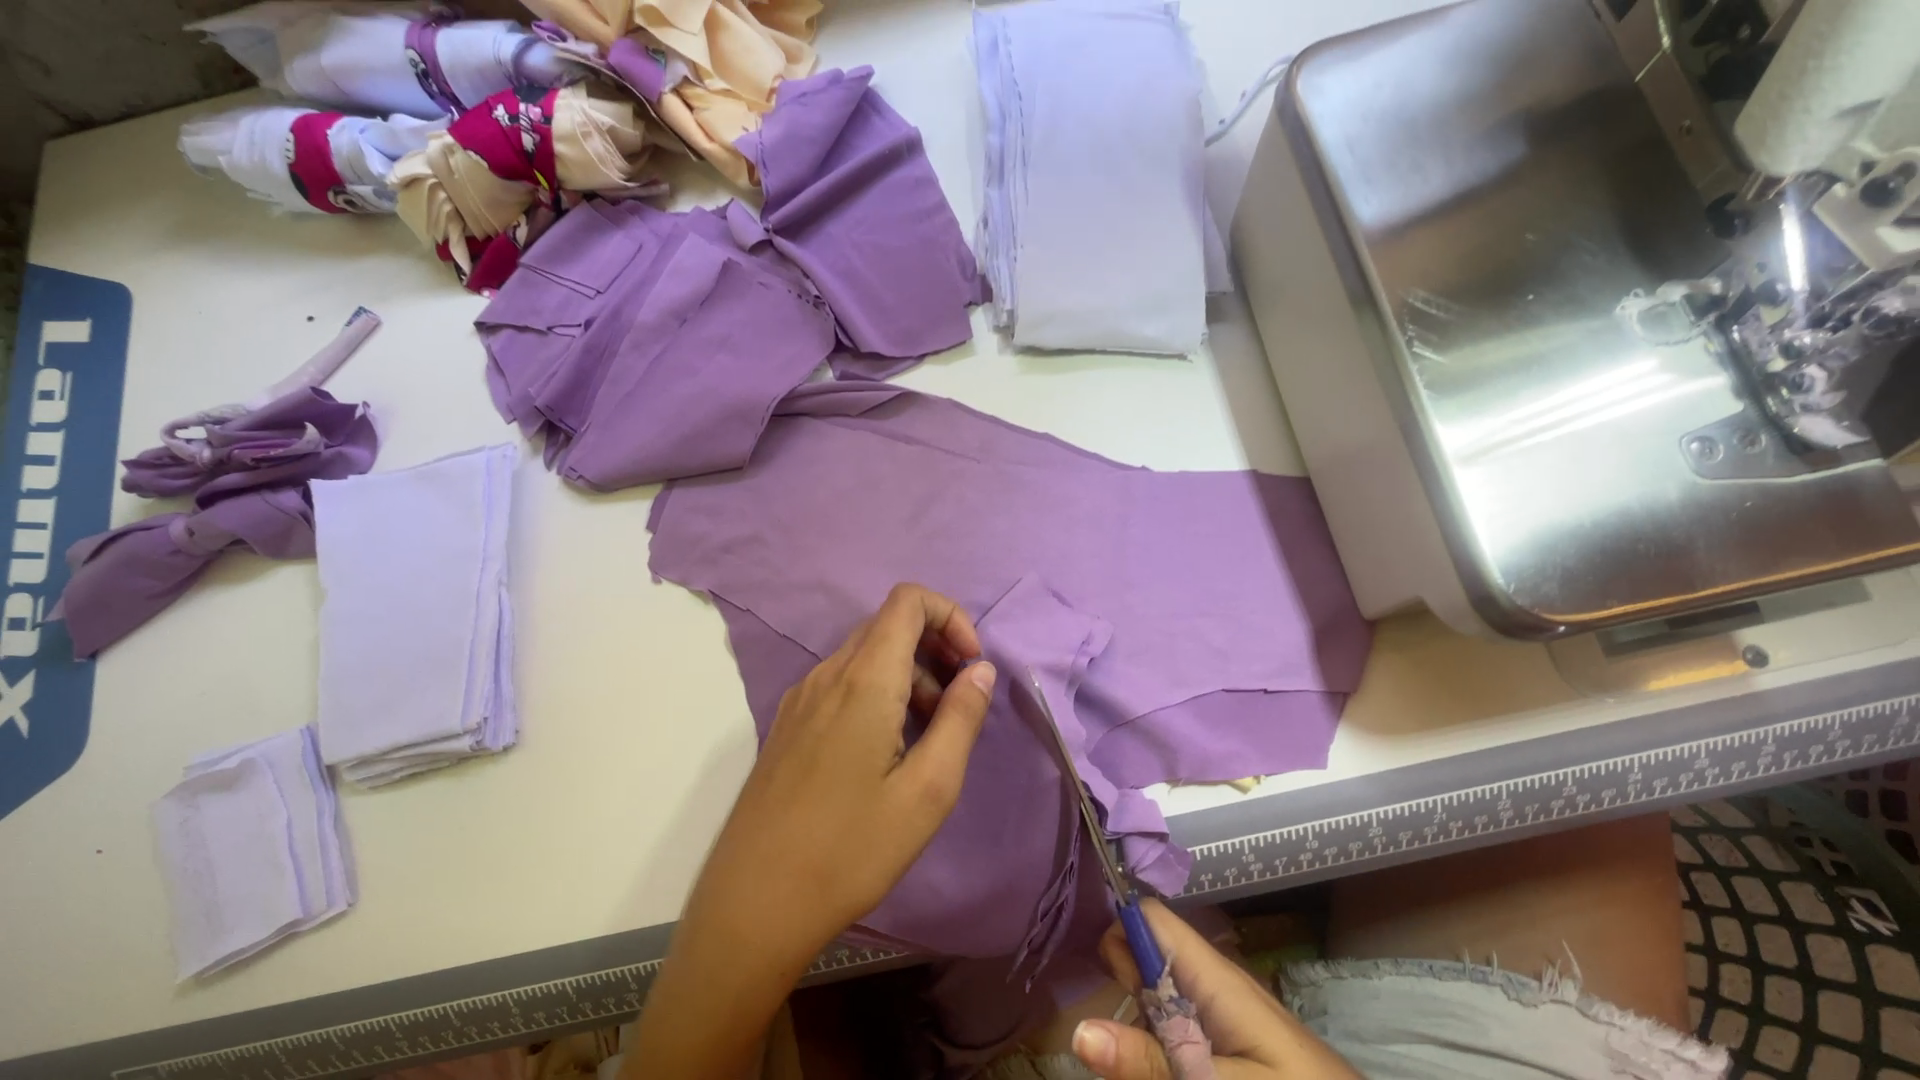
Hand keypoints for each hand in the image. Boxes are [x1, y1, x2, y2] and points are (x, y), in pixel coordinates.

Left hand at [629, 584, 996, 1079]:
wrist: (755, 903)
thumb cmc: (852, 849)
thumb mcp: (928, 790)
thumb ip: (961, 719)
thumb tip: (979, 670)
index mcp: (863, 680)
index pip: (908, 601)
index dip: (950, 616)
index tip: (972, 668)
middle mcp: (826, 675)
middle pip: (888, 626)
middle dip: (935, 650)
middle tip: (959, 708)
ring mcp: (800, 700)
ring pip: (865, 658)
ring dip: (909, 678)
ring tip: (929, 740)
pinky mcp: (787, 727)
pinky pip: (841, 686)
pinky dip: (877, 696)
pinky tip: (886, 755)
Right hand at [1071, 900, 1363, 1079]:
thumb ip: (1151, 1063)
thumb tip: (1077, 1031)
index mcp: (1211, 975)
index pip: (1148, 916)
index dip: (1114, 932)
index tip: (1095, 975)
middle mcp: (1210, 981)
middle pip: (1143, 956)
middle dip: (1120, 987)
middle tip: (1119, 1035)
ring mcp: (1219, 1011)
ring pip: (1155, 996)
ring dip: (1136, 1025)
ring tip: (1135, 1060)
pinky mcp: (1226, 1039)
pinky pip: (1177, 1025)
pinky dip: (1159, 1045)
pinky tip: (1161, 1066)